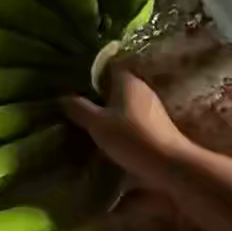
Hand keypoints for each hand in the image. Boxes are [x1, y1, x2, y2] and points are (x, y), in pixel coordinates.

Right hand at [63, 63, 192, 190]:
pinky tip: (109, 132)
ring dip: (109, 108)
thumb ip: (79, 108)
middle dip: (98, 91)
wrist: (168, 164)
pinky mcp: (157, 123)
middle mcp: (141, 88)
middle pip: (115, 84)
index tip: (75, 80)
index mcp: (127, 81)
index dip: (91, 71)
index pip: (108, 65)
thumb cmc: (130, 137)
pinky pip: (132, 115)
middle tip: (77, 100)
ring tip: (89, 118)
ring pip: (124, 100)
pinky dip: (120, 120)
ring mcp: (152, 106)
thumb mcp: (97, 123)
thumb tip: (63, 97)